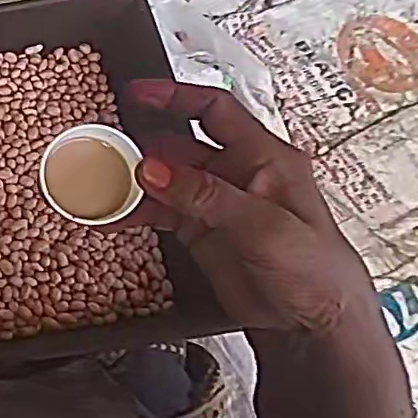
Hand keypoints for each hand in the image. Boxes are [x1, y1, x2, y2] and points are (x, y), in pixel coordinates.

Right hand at [120, 80, 379, 342]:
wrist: (312, 324)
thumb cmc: (313, 269)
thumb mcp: (263, 227)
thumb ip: (205, 196)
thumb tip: (151, 169)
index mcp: (264, 157)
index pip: (215, 110)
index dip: (175, 96)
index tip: (136, 93)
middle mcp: (237, 173)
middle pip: (180, 146)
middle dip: (144, 146)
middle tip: (108, 153)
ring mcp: (216, 203)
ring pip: (165, 179)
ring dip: (136, 182)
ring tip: (105, 188)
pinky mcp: (200, 230)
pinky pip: (161, 212)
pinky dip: (137, 213)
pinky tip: (115, 218)